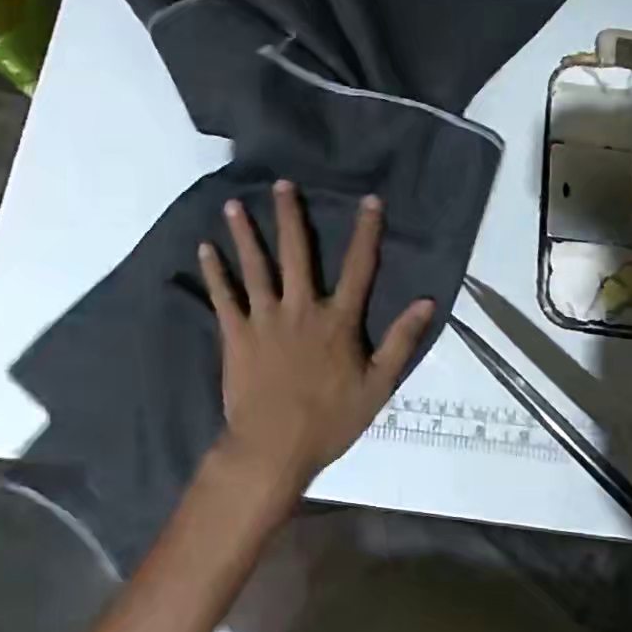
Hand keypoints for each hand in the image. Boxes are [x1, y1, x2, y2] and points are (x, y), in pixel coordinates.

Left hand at [197, 180, 434, 485]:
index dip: (367, 232)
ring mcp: (265, 319)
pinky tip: (204, 249)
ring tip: (234, 205)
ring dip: (245, 234)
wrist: (274, 447)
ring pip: (255, 267)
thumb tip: (428, 302)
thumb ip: (401, 341)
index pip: (359, 268)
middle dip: (291, 216)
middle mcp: (301, 309)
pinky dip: (213, 273)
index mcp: (338, 320)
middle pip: (297, 253)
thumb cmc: (330, 420)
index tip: (370, 200)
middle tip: (282, 184)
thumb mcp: (378, 386)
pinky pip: (223, 297)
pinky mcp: (236, 334)